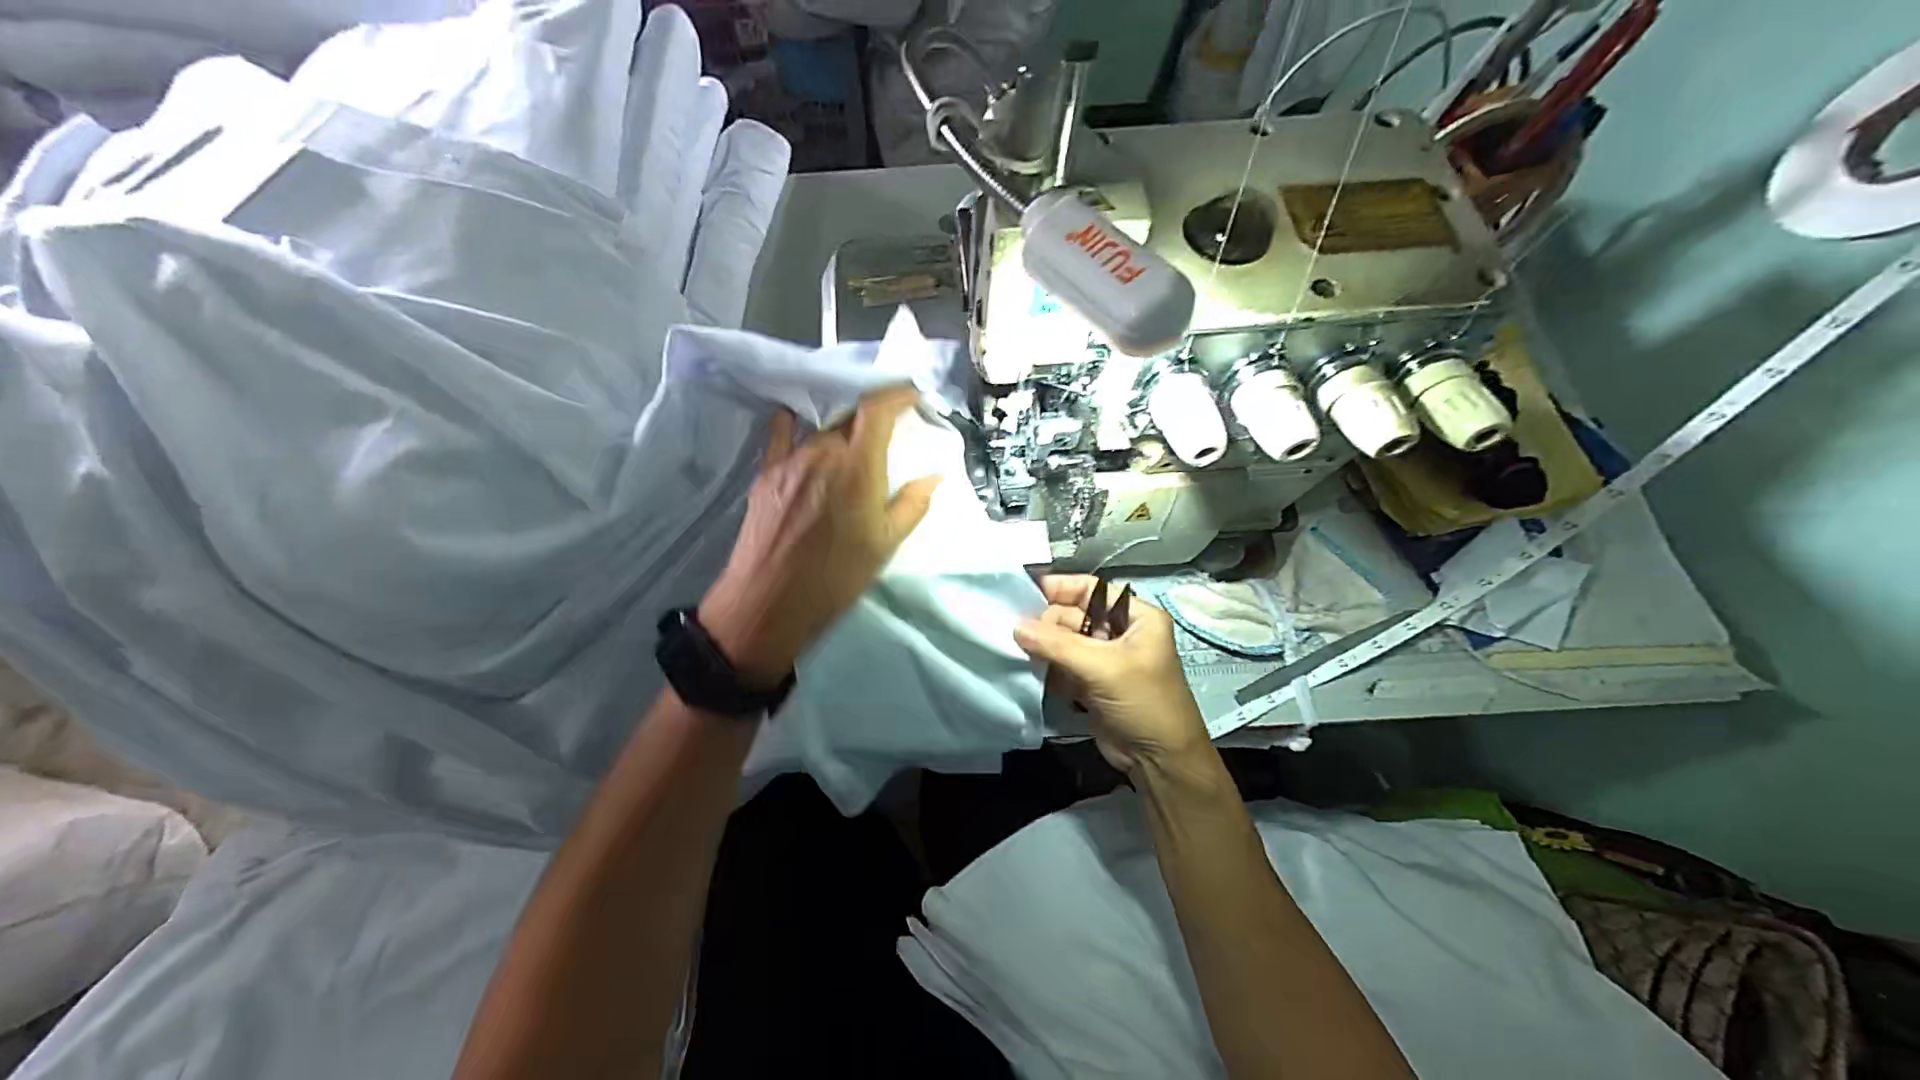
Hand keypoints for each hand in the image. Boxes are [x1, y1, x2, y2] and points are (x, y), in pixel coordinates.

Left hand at [700, 386, 939, 683]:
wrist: (769, 602)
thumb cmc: (835, 577)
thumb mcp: (885, 545)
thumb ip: (912, 504)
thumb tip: (933, 476)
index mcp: (857, 467)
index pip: (877, 409)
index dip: (896, 394)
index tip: (911, 394)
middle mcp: (822, 452)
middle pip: (849, 416)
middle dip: (872, 416)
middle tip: (887, 430)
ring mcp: (790, 460)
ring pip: (820, 429)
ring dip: (840, 429)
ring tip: (851, 442)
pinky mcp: (766, 473)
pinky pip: (780, 435)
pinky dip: (793, 423)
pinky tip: (796, 420)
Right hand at [1012, 576, 1212, 777]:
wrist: (1160, 761)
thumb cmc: (1144, 703)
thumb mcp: (1103, 668)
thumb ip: (1058, 645)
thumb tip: (1016, 626)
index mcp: (1136, 617)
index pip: (1092, 590)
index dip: (1060, 587)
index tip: (1024, 592)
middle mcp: (1120, 633)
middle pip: (1072, 616)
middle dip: (1046, 623)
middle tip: (1016, 631)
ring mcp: (1104, 660)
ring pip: (1063, 642)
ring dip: (1042, 646)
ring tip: (1017, 649)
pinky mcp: (1090, 684)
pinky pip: (1061, 665)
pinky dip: (1046, 667)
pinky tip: (1028, 668)